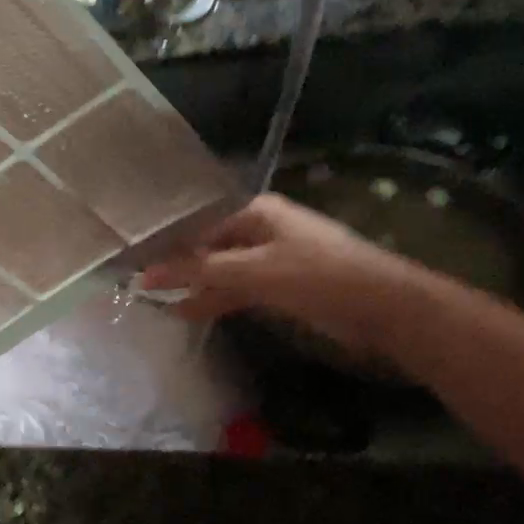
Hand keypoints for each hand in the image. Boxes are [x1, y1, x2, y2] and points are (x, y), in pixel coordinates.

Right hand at [137, 194, 427, 352]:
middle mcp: (262, 228)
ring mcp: (274, 257)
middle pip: (207, 245)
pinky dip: (216, 298)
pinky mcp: (284, 284)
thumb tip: (143, 276)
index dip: (164, 242)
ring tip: (158, 303)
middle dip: (177, 265)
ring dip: (195, 286)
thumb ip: (195, 272)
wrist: (391, 310)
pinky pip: (239, 287)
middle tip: (138, 283)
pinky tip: (189, 311)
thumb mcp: (250, 272)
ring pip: (221, 269)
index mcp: (255, 211)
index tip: (132, 260)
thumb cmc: (318, 277)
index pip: (195, 223)